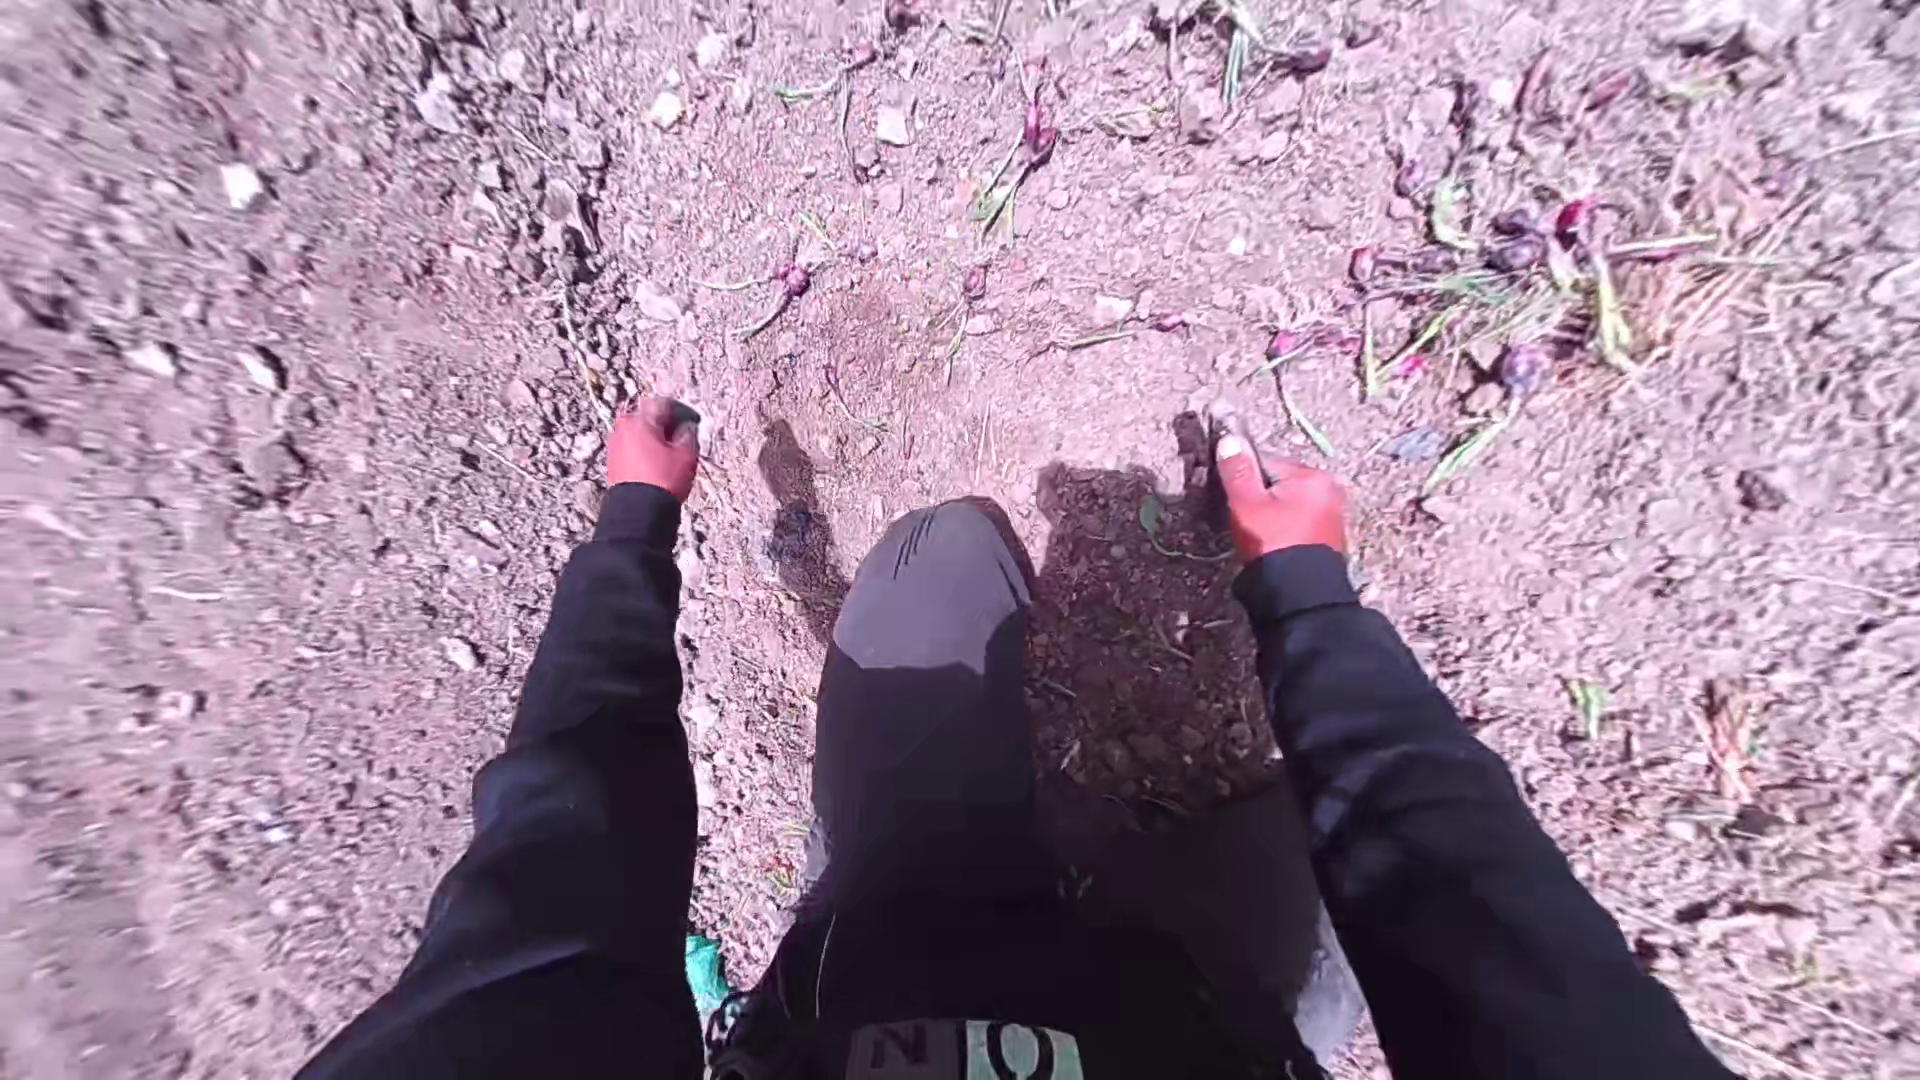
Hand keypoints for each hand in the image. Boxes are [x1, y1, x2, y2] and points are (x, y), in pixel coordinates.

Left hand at [607, 398, 699, 501]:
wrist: (640, 510)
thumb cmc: (661, 481)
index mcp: (640, 420)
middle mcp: (623, 428)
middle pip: (648, 417)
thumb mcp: (686, 455)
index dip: (682, 411)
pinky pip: (633, 448)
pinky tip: (658, 463)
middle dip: (666, 425)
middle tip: (682, 436)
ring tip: (671, 453)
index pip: (663, 404)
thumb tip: (687, 427)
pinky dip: (645, 451)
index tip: (691, 420)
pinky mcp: (614, 461)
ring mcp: (615, 445)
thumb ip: (688, 434)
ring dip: (655, 438)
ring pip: (640, 433)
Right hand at [1215, 434, 1346, 559]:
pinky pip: (1299, 520)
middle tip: (1248, 523)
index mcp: (1312, 475)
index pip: (1266, 463)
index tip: (1237, 503)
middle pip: (1279, 482)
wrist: (1298, 591)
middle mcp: (1329, 489)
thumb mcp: (1247, 504)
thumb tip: (1229, 439)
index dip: (1244, 483)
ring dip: (1272, 514)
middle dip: (1260, 498)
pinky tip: (1275, 543)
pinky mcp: (1330, 534)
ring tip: (1260, 536)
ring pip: (1288, 502)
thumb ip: (1238, 471)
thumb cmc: (1272, 543)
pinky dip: (1285, 527)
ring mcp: (1333, 512)